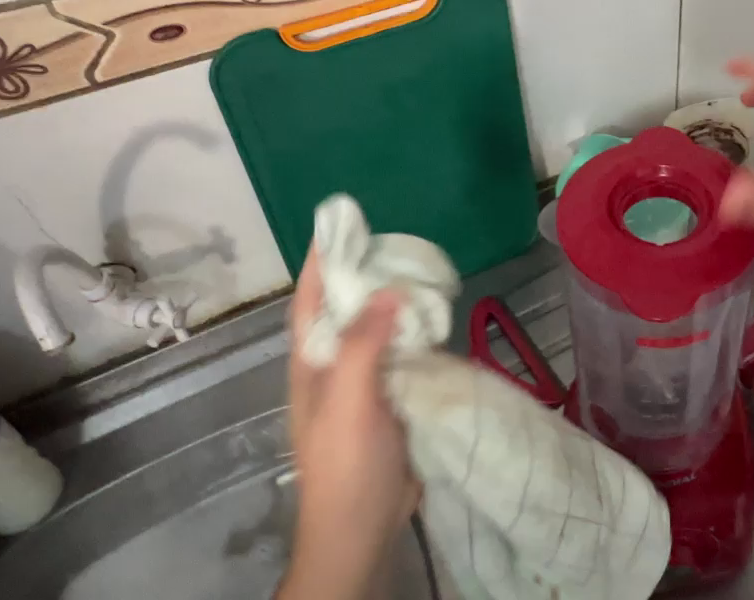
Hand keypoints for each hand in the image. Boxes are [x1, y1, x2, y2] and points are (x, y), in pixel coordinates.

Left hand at [279, 247, 417, 599]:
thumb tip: (389, 289)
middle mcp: (337, 365)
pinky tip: (441, 318)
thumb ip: (363, 346)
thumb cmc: (345, 465)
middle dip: (369, 274)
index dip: (321, 262)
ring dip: (400, 302)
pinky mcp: (395, 397)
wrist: (363, 530)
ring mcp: (367, 383)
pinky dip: (421, 333)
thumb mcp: (348, 402)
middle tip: (401, 242)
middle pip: (351, 309)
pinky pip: (407, 353)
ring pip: (382, 330)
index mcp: (313, 363)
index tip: (339, 223)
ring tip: (427, 271)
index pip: (311, 300)